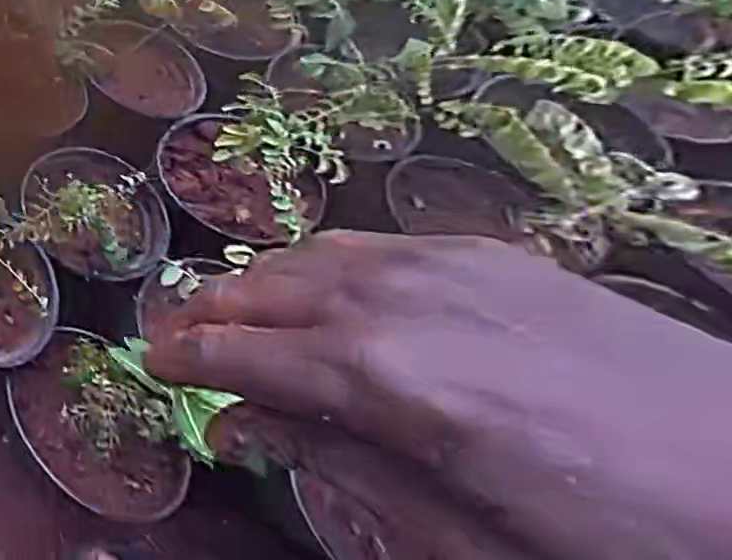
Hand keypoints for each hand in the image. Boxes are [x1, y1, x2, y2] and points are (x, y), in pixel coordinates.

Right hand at [145, 231, 731, 559]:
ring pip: (287, 260)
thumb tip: (240, 427)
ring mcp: (423, 260)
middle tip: (184, 347)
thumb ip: (339, 468)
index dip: (181, 359)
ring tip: (242, 322)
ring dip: (249, 291)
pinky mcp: (464, 245)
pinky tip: (321, 297)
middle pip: (246, 293)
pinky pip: (348, 247)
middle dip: (199, 319)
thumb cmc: (625, 534)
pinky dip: (307, 270)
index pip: (236, 354)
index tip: (151, 365)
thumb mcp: (474, 540)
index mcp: (379, 378)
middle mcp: (380, 298)